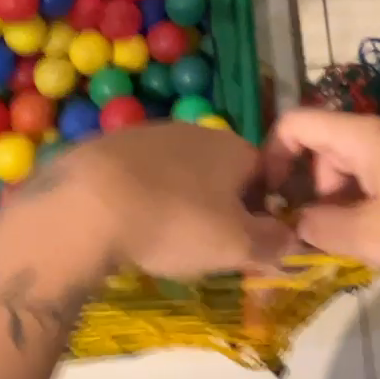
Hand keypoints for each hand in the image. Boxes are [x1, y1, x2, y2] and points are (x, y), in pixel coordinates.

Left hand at [32, 122, 298, 279]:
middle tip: (206, 247)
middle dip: (219, 205)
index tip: (248, 244)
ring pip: (180, 171)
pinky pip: (140, 175)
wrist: (88, 203)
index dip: (262, 211)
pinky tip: (128, 224)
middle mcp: (196, 131)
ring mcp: (150, 134)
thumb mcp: (236, 245)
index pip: (265, 175)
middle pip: (221, 171)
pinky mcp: (110, 146)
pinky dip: (142, 197)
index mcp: (234, 148)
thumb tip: (291, 238)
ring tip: (163, 239)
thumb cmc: (176, 222)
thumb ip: (271, 242)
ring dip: (180, 200)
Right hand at [264, 110, 379, 295]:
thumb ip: (321, 227)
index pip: (300, 122)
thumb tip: (298, 221)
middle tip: (323, 237)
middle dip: (316, 189)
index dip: (273, 154)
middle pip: (332, 146)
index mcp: (367, 135)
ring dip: (349, 200)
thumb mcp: (371, 237)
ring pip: (365, 164)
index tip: (267, 198)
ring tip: (365, 246)